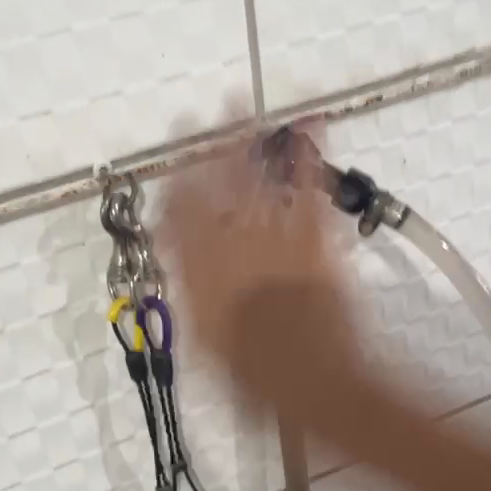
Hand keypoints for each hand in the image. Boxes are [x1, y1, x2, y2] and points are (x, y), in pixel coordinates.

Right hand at [157, 128, 364, 423]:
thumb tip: (184, 277)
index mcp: (201, 283)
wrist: (320, 384)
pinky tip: (310, 132)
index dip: (171, 194)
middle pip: (212, 194)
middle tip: (194, 118)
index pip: (177, 227)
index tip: (170, 172)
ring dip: (245, 143)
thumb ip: (195, 305)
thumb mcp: (209, 350)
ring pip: (256, 185)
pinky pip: (309, 195)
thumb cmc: (260, 382)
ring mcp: (276, 244)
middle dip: (202, 153)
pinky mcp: (316, 244)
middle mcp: (233, 255)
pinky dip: (309, 162)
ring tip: (239, 105)